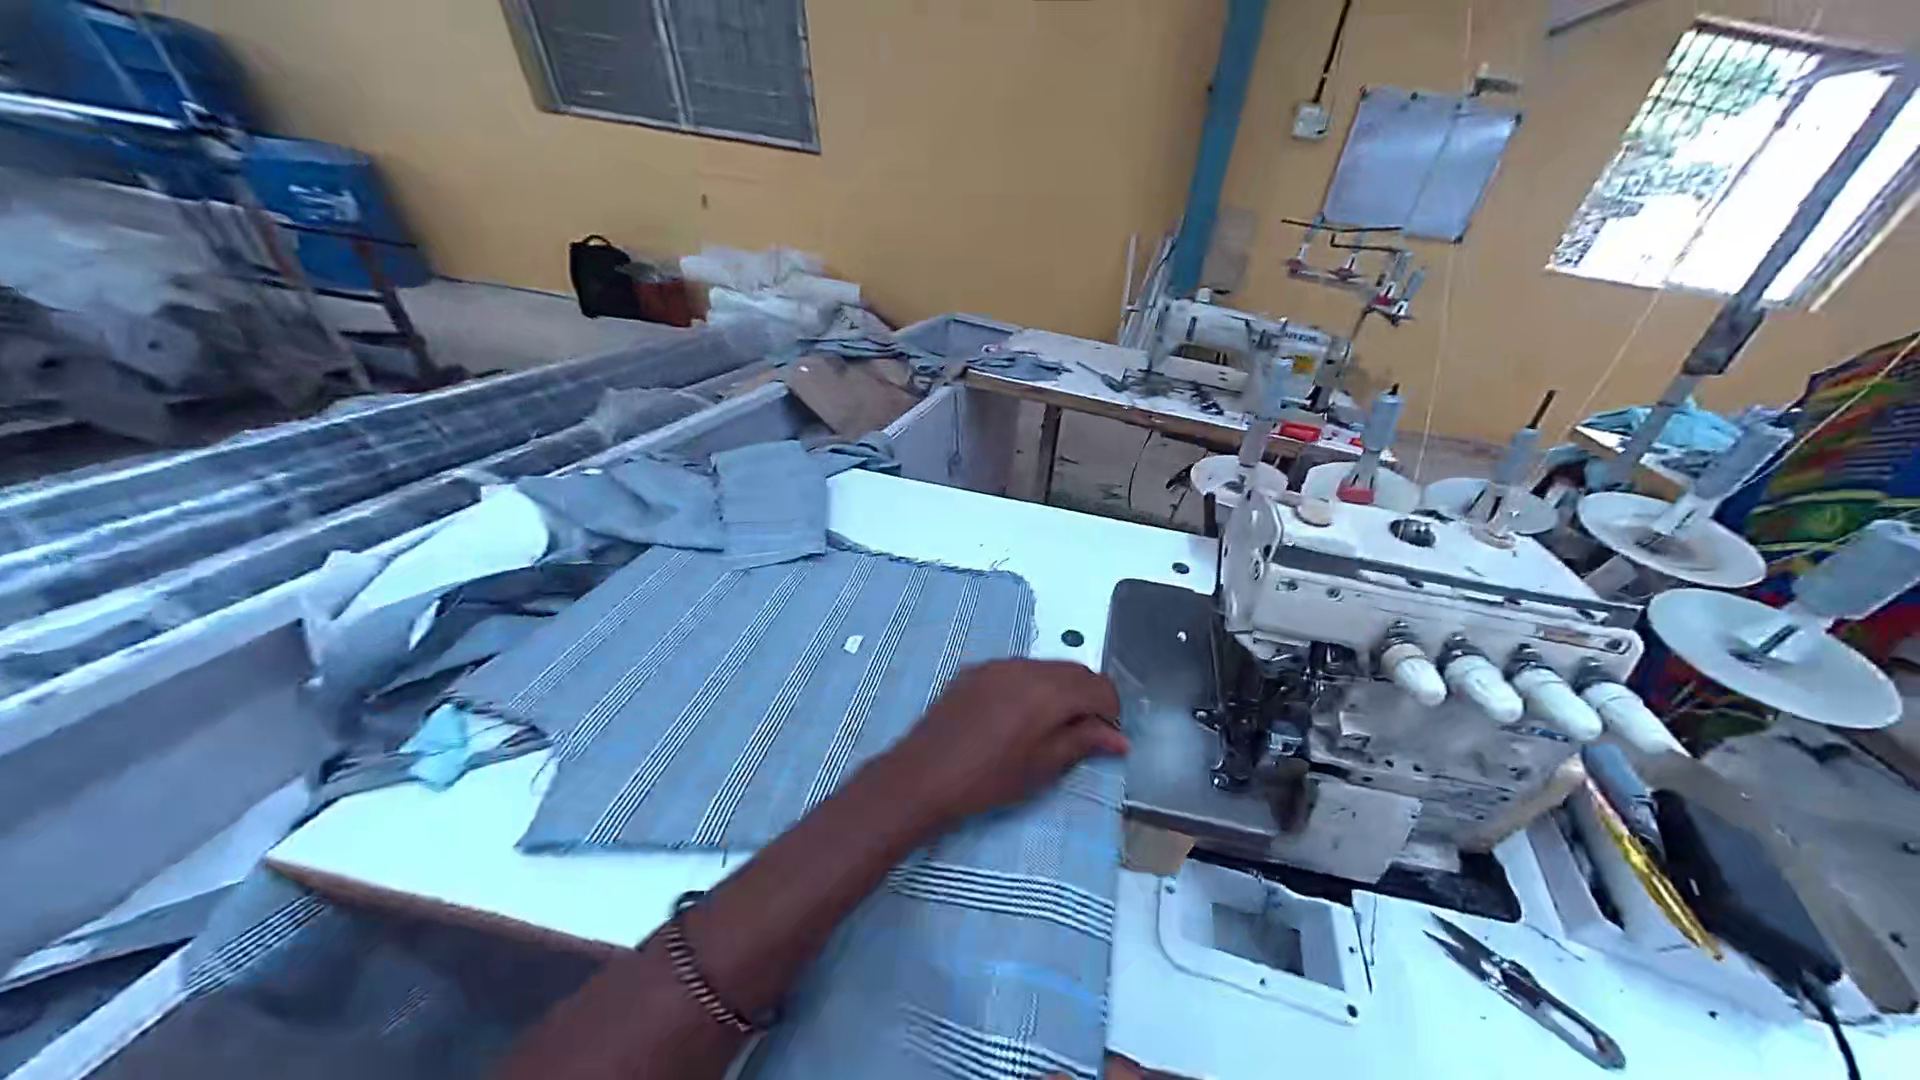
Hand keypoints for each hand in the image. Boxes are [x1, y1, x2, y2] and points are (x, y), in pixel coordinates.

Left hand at [874, 658, 1124, 829]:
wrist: (924, 774)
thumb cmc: (989, 778)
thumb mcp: (1043, 766)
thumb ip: (1084, 741)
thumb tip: (1118, 737)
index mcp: (1048, 690)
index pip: (1099, 686)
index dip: (1112, 710)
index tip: (1108, 737)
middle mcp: (1025, 667)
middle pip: (1074, 671)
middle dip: (1089, 696)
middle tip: (1086, 732)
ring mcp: (997, 665)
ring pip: (1045, 667)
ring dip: (1060, 689)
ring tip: (1052, 725)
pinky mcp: (974, 670)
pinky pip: (1016, 669)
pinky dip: (1031, 685)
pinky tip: (1018, 716)